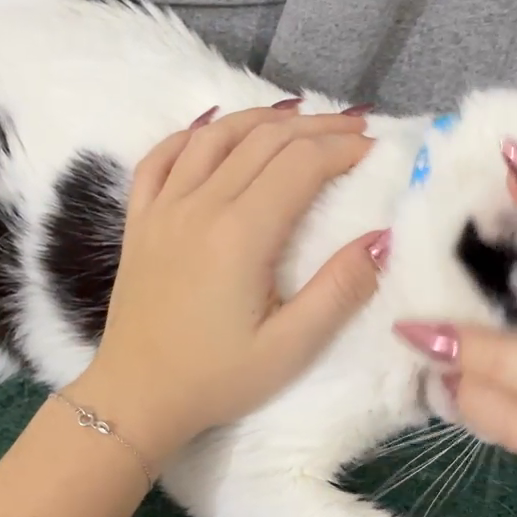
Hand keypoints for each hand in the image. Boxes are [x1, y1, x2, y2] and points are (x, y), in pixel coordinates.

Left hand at [70, 105, 385, 463]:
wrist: (136, 397)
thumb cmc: (216, 379)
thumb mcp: (289, 349)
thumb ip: (338, 291)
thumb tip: (381, 239)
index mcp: (241, 234)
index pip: (301, 164)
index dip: (344, 148)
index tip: (376, 149)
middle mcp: (199, 205)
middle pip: (264, 139)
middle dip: (317, 128)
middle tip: (355, 130)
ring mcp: (163, 208)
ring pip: (215, 136)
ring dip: (262, 119)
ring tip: (300, 120)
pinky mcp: (139, 221)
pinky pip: (162, 157)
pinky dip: (194, 133)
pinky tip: (215, 130)